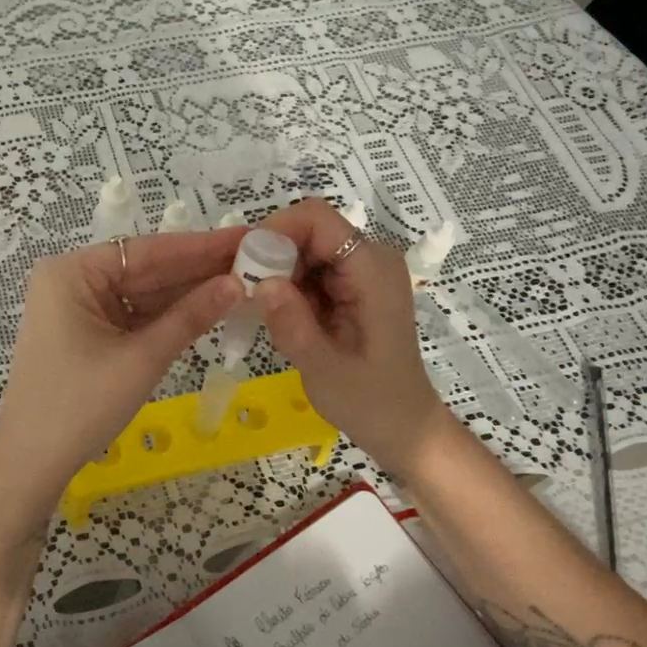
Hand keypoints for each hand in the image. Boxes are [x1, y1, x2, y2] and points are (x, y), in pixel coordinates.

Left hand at [0, 228, 249, 533]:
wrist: (32, 462)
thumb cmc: (81, 406)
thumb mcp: (142, 358)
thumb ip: (190, 317)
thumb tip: (238, 283)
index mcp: (72, 272)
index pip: (147, 251)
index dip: (201, 246)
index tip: (248, 235)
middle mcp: (71, 279)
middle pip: (145, 269)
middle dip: (198, 269)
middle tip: (256, 259)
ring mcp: (76, 307)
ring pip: (141, 293)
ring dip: (187, 293)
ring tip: (244, 281)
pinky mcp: (84, 332)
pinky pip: (132, 315)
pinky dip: (166, 316)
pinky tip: (208, 307)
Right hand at [254, 199, 445, 466]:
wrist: (401, 427)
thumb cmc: (369, 402)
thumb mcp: (325, 369)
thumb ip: (293, 325)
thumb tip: (261, 283)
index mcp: (372, 270)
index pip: (317, 219)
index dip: (276, 231)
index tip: (245, 267)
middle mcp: (369, 260)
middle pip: (306, 231)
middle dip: (271, 258)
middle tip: (250, 302)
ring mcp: (361, 272)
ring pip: (302, 250)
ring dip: (278, 278)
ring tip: (272, 321)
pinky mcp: (351, 287)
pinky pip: (309, 271)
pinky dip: (288, 291)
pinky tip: (287, 324)